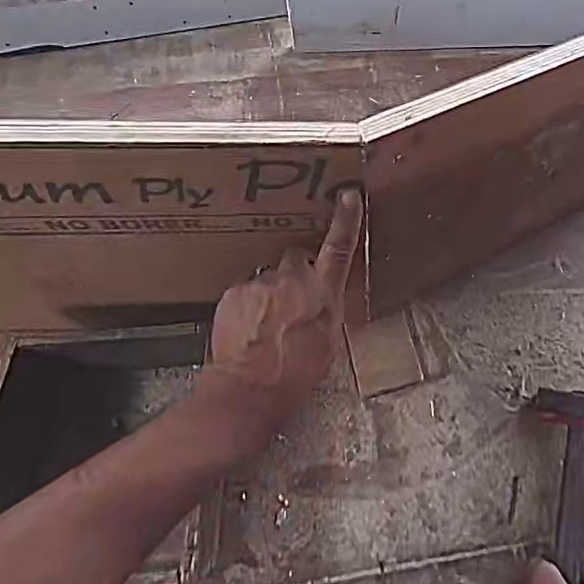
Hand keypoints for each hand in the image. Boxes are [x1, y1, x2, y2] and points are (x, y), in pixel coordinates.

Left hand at [204, 189, 363, 432]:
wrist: (252, 388)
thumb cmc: (296, 375)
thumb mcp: (328, 344)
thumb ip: (326, 311)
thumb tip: (320, 302)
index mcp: (324, 293)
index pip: (340, 248)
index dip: (346, 220)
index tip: (348, 195)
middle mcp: (294, 280)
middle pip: (294, 259)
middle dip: (293, 272)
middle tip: (289, 301)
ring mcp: (262, 283)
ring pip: (267, 277)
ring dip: (267, 292)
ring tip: (265, 325)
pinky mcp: (236, 291)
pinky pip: (244, 290)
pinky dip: (246, 305)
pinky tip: (247, 329)